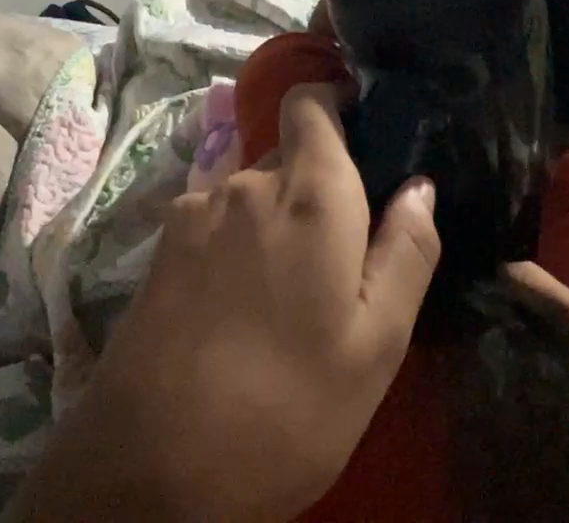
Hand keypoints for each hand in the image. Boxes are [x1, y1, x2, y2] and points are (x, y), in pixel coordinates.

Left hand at [7, 84, 441, 522]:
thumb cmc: (288, 406)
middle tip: (342, 254)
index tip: (365, 131)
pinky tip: (242, 302)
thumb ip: (406, 251)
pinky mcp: (160, 247)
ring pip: (250, 191)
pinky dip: (237, 240)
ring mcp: (193, 212)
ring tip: (290, 289)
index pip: (310, 104)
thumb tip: (419, 185)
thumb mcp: (377, 343)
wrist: (149, 465)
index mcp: (308, 195)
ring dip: (275, 219)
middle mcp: (244, 183)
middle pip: (287, 154)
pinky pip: (215, 220)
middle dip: (317, 184)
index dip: (335, 104)